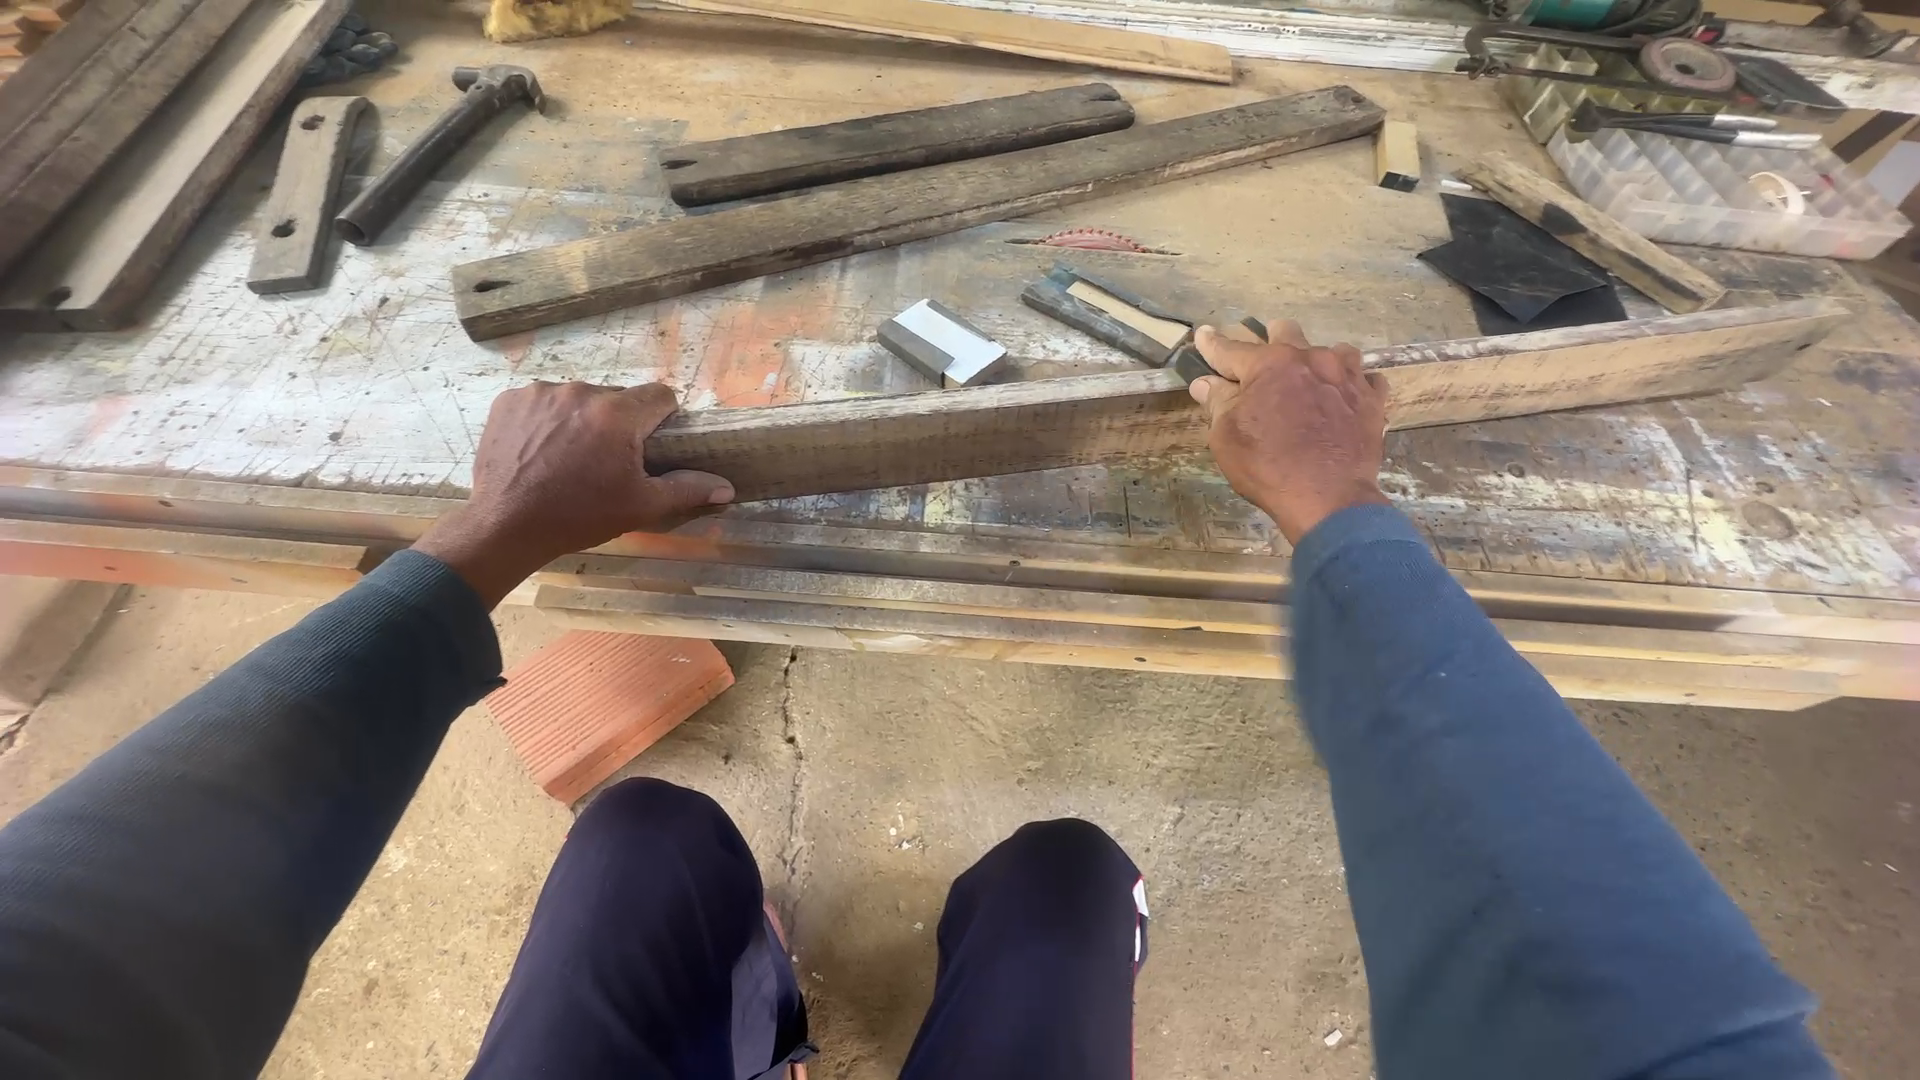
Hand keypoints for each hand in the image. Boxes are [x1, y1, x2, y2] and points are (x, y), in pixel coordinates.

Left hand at [413, 382, 733, 606]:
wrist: (506, 526)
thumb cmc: (581, 515)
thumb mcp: (641, 505)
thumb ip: (687, 489)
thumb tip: (727, 487)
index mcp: (617, 414)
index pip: (660, 395)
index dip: (664, 418)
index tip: (653, 444)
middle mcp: (580, 391)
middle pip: (617, 398)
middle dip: (620, 423)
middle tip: (609, 461)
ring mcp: (540, 393)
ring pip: (580, 399)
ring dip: (583, 420)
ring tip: (571, 457)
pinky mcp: (509, 400)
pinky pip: (543, 401)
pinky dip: (548, 420)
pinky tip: (541, 449)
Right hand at [1188, 319, 1390, 544]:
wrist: (1328, 498)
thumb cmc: (1266, 466)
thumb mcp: (1226, 437)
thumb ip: (1218, 403)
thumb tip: (1205, 383)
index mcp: (1270, 365)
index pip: (1232, 350)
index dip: (1213, 345)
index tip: (1203, 334)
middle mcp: (1312, 359)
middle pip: (1288, 334)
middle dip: (1271, 338)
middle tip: (1262, 355)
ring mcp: (1348, 376)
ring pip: (1333, 350)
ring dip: (1317, 358)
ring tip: (1310, 374)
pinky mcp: (1372, 400)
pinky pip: (1365, 378)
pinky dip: (1352, 383)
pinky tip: (1344, 396)